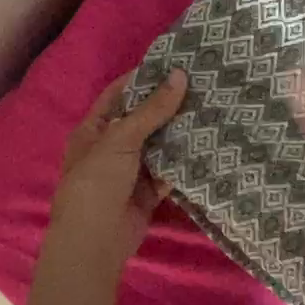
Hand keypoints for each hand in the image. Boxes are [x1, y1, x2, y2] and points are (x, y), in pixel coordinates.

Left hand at [49, 68, 189, 269]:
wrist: (95, 240)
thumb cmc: (97, 181)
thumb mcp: (121, 138)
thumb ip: (152, 109)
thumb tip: (180, 74)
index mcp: (93, 130)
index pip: (118, 95)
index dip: (142, 79)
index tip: (173, 64)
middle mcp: (111, 148)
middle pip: (142, 120)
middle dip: (168, 105)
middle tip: (202, 86)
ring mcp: (130, 171)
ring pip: (158, 146)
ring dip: (180, 133)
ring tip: (211, 109)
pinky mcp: (147, 193)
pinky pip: (168, 172)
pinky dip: (184, 162)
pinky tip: (208, 146)